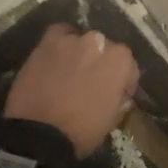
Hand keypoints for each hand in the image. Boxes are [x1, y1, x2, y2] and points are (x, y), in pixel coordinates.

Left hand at [3, 23, 138, 156]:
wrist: (39, 133)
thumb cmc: (82, 131)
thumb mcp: (111, 121)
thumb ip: (119, 101)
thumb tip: (120, 95)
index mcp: (120, 61)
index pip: (128, 65)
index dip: (123, 80)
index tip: (117, 93)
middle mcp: (98, 43)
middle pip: (105, 49)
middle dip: (101, 63)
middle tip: (91, 82)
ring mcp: (72, 40)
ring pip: (82, 40)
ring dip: (80, 53)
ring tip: (71, 70)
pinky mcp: (47, 42)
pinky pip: (59, 33)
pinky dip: (60, 43)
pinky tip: (56, 56)